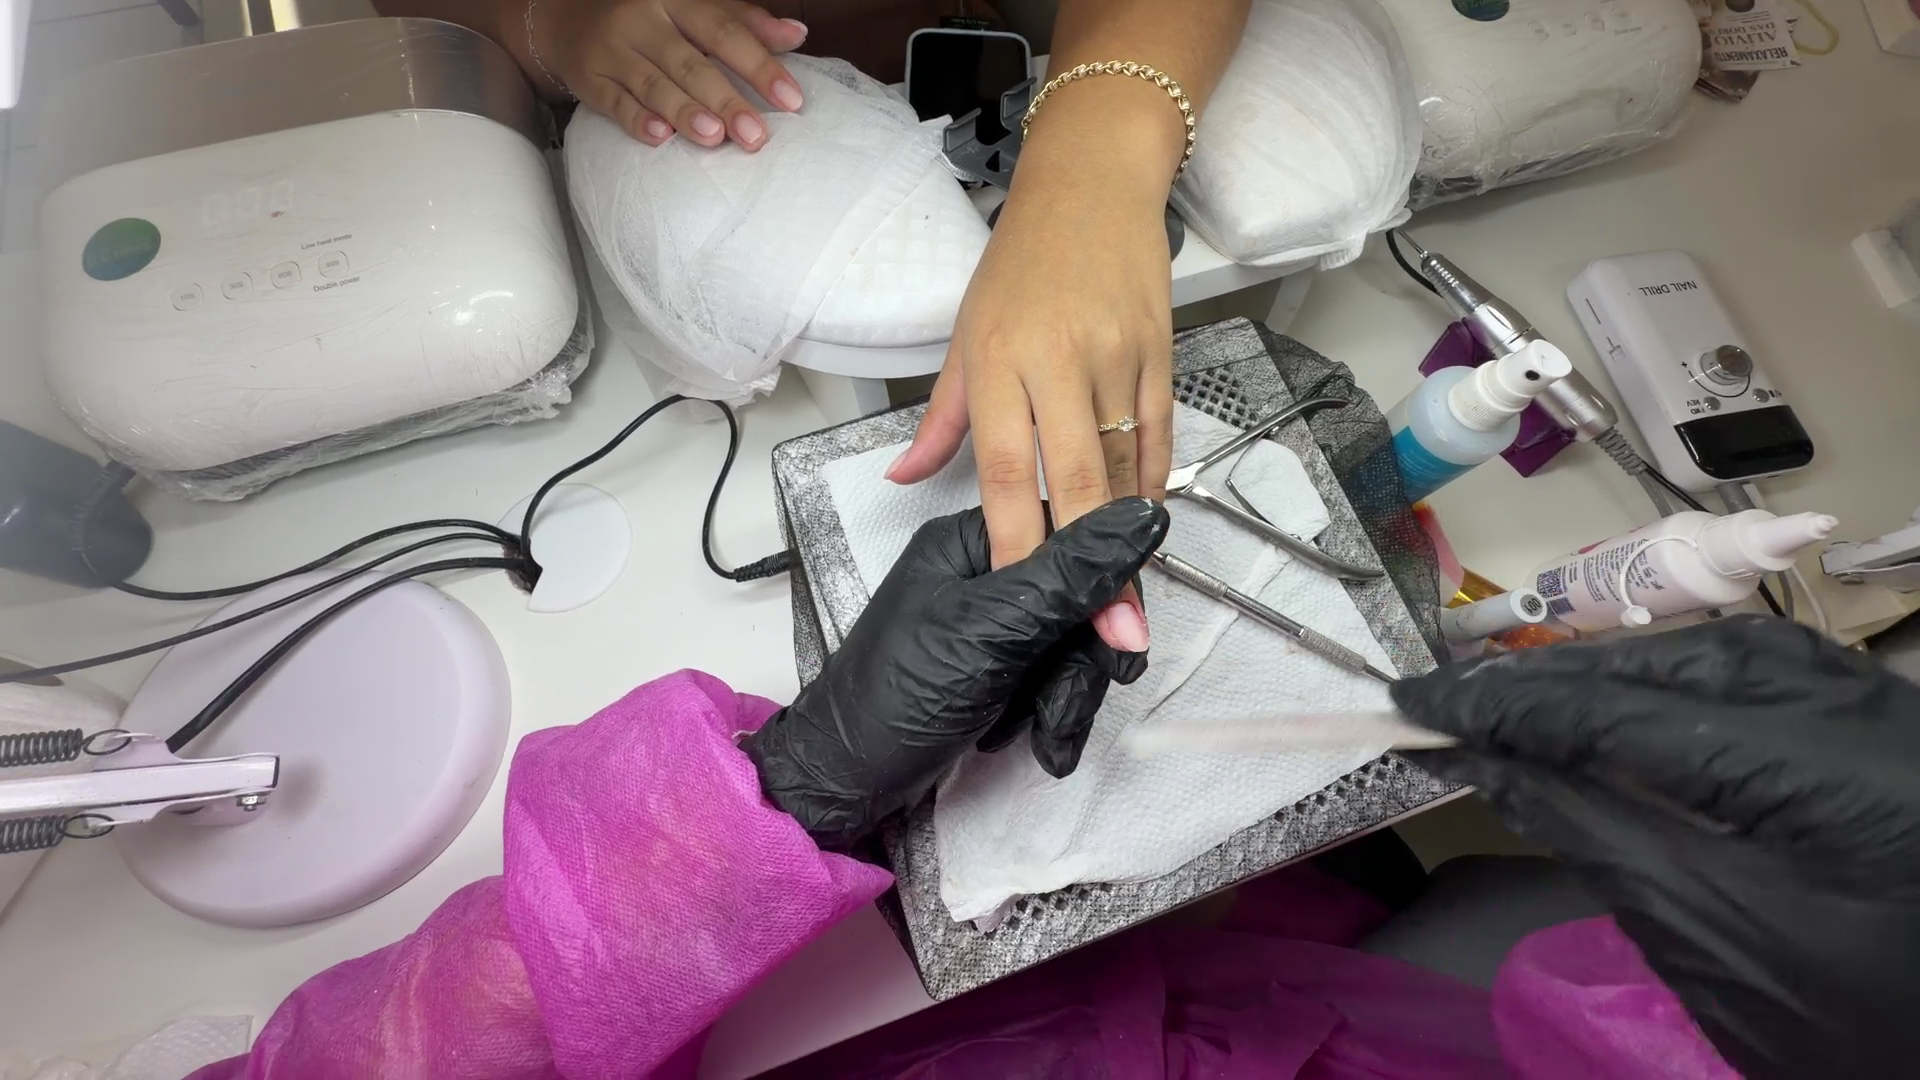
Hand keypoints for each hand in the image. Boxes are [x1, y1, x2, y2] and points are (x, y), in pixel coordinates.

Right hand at [534, 0, 807, 148]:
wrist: (568, 15)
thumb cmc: (654, 20)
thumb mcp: (698, 12)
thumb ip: (746, 24)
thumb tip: (797, 34)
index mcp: (678, 0)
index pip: (725, 33)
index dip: (760, 67)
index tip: (792, 100)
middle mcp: (644, 19)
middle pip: (691, 64)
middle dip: (726, 101)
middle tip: (756, 137)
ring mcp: (614, 48)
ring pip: (654, 84)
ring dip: (684, 111)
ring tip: (713, 137)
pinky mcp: (590, 77)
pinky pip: (614, 102)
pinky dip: (636, 119)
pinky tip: (660, 137)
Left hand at [744, 498, 1168, 849]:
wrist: (848, 779)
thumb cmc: (903, 695)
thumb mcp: (993, 630)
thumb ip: (1071, 575)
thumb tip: (1145, 515)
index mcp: (974, 538)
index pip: (1073, 537)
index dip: (1106, 595)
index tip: (1118, 650)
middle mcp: (984, 569)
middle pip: (1077, 598)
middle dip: (1077, 665)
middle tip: (1063, 709)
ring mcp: (989, 618)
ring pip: (1069, 642)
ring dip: (1065, 696)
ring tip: (1043, 737)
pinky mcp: (993, 660)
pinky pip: (1048, 670)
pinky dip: (1047, 709)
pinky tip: (1027, 738)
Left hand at [885, 102, 1178, 654]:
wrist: (1091, 185)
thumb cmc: (1017, 266)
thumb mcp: (965, 337)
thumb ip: (939, 419)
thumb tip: (902, 478)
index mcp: (998, 365)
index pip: (1007, 474)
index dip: (1017, 546)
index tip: (1024, 604)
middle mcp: (1059, 367)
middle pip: (1079, 484)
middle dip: (1093, 567)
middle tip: (1111, 631)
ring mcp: (1117, 360)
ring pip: (1128, 470)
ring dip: (1130, 542)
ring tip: (1132, 600)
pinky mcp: (1160, 355)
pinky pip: (1160, 437)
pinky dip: (1154, 487)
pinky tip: (1146, 530)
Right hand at [1390, 616, 1919, 1079]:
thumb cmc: (1862, 1027)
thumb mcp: (1698, 929)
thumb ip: (1573, 821)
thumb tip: (1465, 754)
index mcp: (1834, 781)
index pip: (1611, 714)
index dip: (1494, 707)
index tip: (1408, 703)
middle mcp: (1864, 714)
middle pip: (1649, 665)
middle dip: (1530, 684)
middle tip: (1441, 700)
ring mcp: (1876, 707)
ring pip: (1688, 653)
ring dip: (1580, 676)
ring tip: (1501, 697)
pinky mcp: (1871, 717)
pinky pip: (1735, 668)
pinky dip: (1644, 679)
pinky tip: (1595, 695)